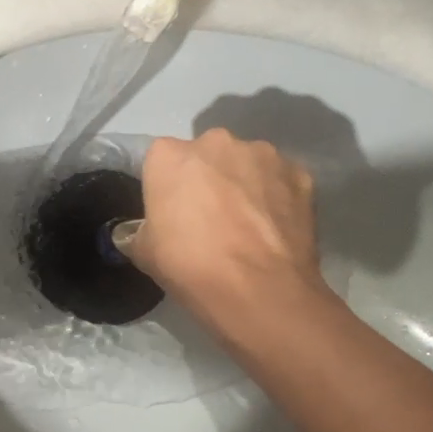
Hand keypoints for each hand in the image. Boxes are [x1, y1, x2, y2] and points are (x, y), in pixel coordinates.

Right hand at [131, 129, 327, 330]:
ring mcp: (263, 155)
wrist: (259, 289)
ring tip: (247, 225)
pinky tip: (273, 229)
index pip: (161, 160)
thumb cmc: (189, 264)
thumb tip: (131, 232)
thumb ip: (136, 233)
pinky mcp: (300, 174)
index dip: (166, 188)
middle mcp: (216, 142)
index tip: (171, 214)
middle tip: (209, 218)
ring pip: (246, 164)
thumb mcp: (144, 253)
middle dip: (207, 178)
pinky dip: (276, 197)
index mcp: (170, 155)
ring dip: (244, 184)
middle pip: (206, 155)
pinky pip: (280, 181)